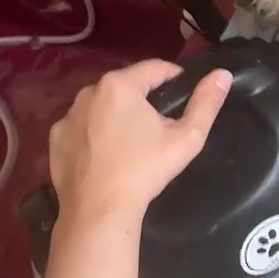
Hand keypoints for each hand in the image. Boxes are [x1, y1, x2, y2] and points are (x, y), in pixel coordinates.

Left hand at [48, 59, 231, 226]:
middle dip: (145, 98)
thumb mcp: (188, 137)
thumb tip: (222, 74)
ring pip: (102, 105)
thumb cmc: (146, 169)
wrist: (99, 210)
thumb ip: (207, 103)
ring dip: (119, 114)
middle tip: (161, 125)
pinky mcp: (56, 138)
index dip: (175, 77)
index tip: (185, 93)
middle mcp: (89, 92)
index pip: (155, 68)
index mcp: (121, 85)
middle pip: (126, 85)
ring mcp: (68, 116)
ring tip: (134, 141)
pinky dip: (96, 133)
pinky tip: (108, 154)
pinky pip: (82, 126)